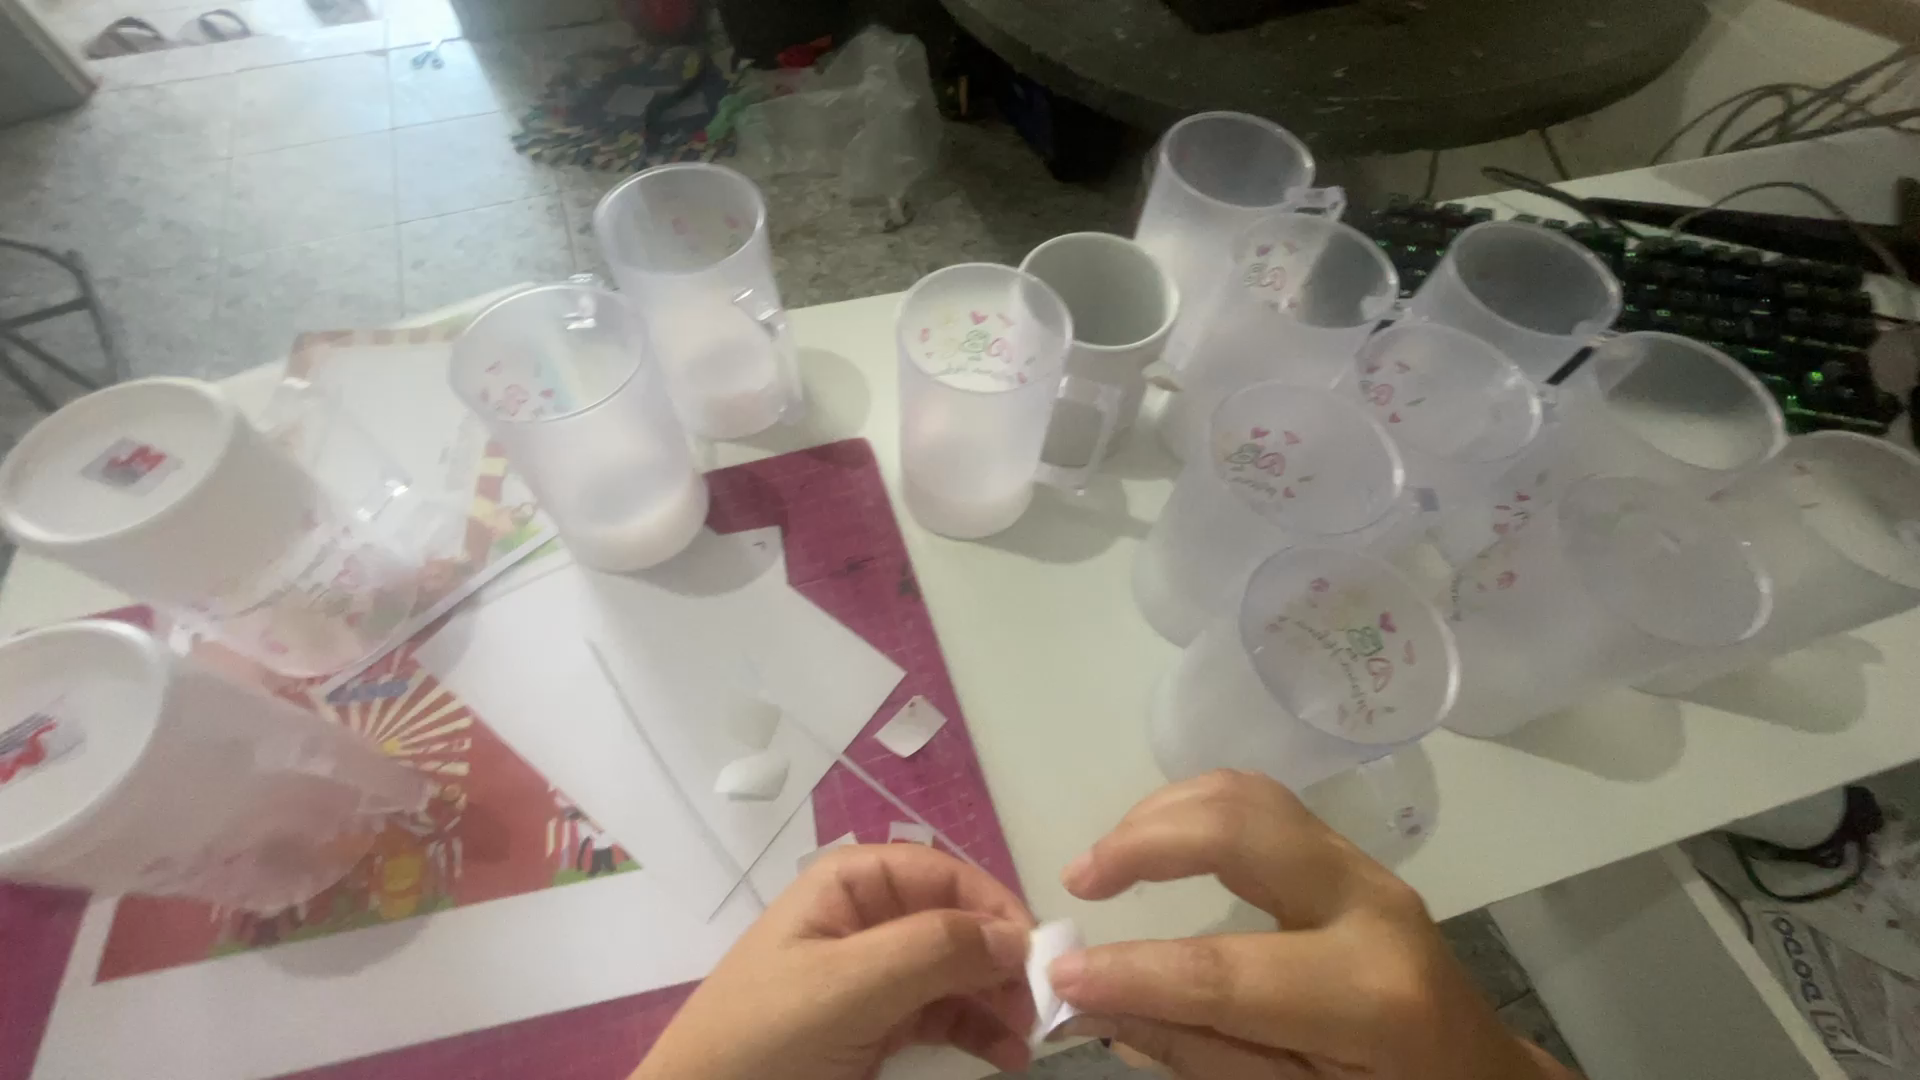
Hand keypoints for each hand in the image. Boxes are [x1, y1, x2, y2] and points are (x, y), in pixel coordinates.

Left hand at [633, 843, 1036, 1079]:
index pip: (938, 873)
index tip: (1033, 947)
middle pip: (953, 920)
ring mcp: (875, 975)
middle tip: (1040, 1001)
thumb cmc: (765, 1039)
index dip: (989, 901)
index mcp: (850, 884)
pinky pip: (943, 1013)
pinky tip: (1007, 1052)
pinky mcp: (879, 1025)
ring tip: (1030, 1032)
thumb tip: (1015, 934)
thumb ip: (929, 951)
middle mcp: (868, 919)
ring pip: (955, 968)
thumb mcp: (845, 987)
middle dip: (998, 956)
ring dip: (996, 996)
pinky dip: (979, 1029)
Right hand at [1050, 771, 1578, 1079]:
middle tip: (1082, 879)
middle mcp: (1369, 904)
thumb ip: (1193, 1049)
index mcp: (1372, 995)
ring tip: (1108, 860)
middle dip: (1144, 844)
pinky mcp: (1337, 847)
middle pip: (1237, 829)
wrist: (1483, 1078)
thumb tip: (1092, 1006)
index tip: (1061, 971)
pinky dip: (1189, 806)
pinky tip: (1156, 836)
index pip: (1225, 973)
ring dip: (1160, 813)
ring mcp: (1357, 862)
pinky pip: (1252, 798)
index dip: (1133, 971)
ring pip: (1241, 793)